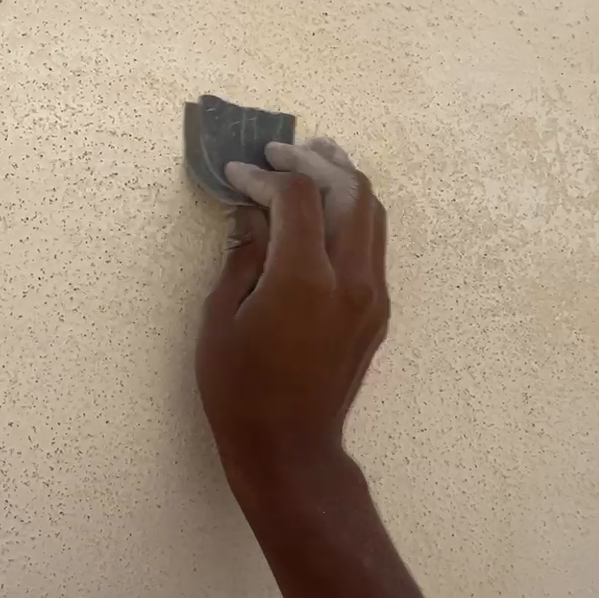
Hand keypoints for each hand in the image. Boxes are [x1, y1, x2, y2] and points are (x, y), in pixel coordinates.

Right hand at [196, 139, 387, 486]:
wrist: (289, 448)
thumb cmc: (238, 388)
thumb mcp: (221, 316)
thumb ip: (242, 254)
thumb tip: (251, 212)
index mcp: (304, 279)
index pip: (297, 198)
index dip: (263, 176)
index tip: (235, 171)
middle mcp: (350, 279)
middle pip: (351, 191)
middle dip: (315, 161)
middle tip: (281, 150)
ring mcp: (372, 295)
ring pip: (373, 213)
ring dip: (342, 179)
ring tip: (313, 158)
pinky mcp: (377, 310)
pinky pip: (372, 242)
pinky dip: (351, 212)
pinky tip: (324, 209)